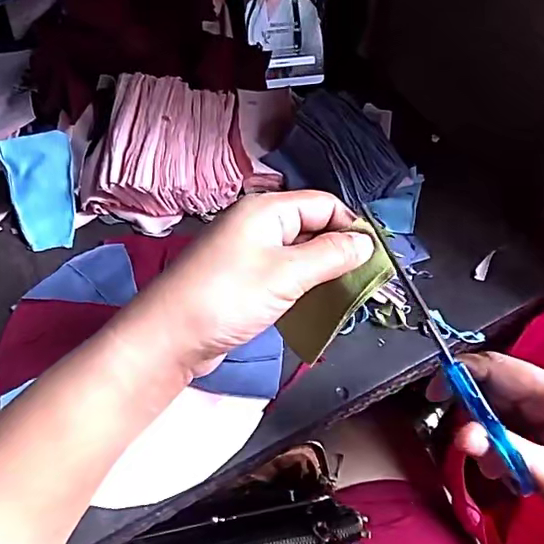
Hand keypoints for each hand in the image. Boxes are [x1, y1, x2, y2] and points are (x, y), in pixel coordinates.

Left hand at [119, 191, 374, 376]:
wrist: (168, 338)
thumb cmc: (226, 298)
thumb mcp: (287, 274)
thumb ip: (332, 255)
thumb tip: (366, 243)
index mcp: (267, 210)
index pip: (324, 204)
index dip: (352, 226)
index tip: (375, 257)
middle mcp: (258, 224)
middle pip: (313, 227)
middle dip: (340, 250)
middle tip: (364, 280)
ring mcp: (248, 252)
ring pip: (300, 253)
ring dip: (323, 272)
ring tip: (344, 295)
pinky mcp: (243, 279)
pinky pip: (283, 273)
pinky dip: (303, 286)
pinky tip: (314, 304)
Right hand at [432, 352, 543, 543]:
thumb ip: (505, 451)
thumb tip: (461, 434)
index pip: (496, 367)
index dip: (459, 375)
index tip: (431, 396)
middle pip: (494, 388)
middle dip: (475, 417)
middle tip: (470, 453)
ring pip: (500, 409)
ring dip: (489, 437)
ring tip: (503, 472)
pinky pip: (513, 426)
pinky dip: (502, 446)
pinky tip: (514, 473)